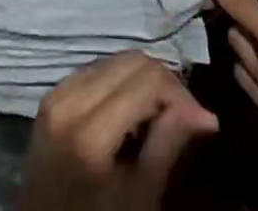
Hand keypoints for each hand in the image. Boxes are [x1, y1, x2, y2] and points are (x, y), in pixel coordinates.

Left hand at [22, 51, 218, 210]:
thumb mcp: (139, 198)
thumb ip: (169, 145)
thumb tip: (206, 114)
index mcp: (89, 132)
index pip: (149, 79)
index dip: (180, 94)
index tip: (199, 120)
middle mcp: (69, 101)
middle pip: (133, 61)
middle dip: (164, 82)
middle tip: (182, 114)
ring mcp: (56, 96)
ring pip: (116, 60)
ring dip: (143, 79)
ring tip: (157, 113)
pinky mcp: (51, 96)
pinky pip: (97, 69)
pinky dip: (120, 81)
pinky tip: (129, 110)